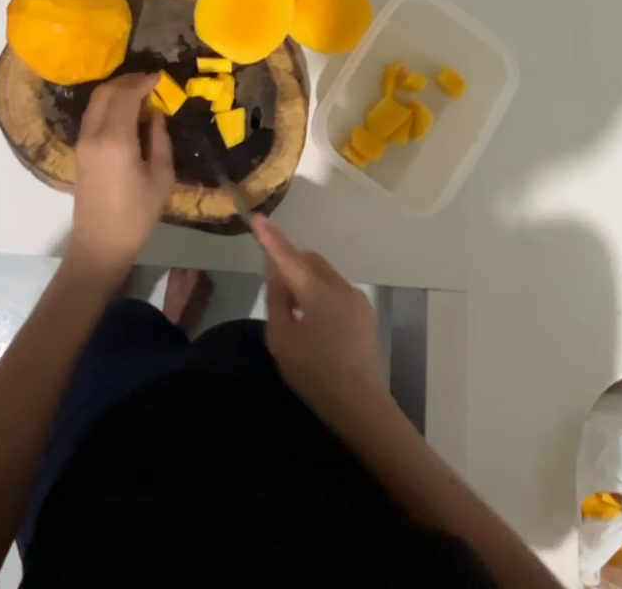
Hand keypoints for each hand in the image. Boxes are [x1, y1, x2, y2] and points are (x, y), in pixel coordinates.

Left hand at [69, 73, 173, 269]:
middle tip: (150, 81)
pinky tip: (127, 111)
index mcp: (116, 140)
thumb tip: (156, 115)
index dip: (143, 82)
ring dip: (117, 91)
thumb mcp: (161, 178)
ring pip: (96, 101)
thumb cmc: (136, 215)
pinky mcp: (80, 150)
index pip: (126, 96)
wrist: (100, 244)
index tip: (161, 77)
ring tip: (140, 92)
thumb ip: (160, 140)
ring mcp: (82, 141)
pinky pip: (93, 115)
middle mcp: (94, 134)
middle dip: (128, 81)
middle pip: (106, 92)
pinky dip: (109, 104)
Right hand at [254, 216, 388, 422]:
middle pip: (310, 260)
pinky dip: (320, 292)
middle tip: (274, 286)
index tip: (257, 218)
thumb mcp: (281, 340)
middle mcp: (339, 286)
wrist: (359, 404)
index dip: (271, 238)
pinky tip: (315, 321)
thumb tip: (279, 277)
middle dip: (290, 262)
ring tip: (295, 310)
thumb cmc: (313, 374)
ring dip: (306, 279)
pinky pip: (336, 289)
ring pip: (324, 273)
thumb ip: (277, 301)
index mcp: (316, 292)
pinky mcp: (364, 311)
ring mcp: (356, 298)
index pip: (288, 257)